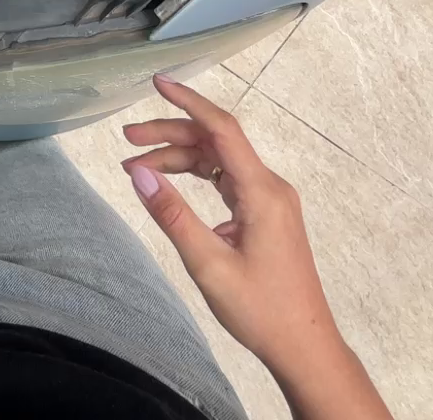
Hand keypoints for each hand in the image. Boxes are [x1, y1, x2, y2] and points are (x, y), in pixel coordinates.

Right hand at [121, 75, 343, 375]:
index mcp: (261, 192)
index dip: (188, 101)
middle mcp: (268, 186)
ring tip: (134, 165)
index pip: (221, 129)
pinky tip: (167, 182)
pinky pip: (222, 177)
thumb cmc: (261, 311)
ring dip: (176, 156)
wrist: (306, 350)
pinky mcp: (262, 211)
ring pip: (215, 158)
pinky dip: (191, 173)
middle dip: (168, 134)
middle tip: (126, 139)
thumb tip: (138, 173)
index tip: (157, 82)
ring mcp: (267, 198)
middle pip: (213, 141)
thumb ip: (172, 214)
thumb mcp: (208, 265)